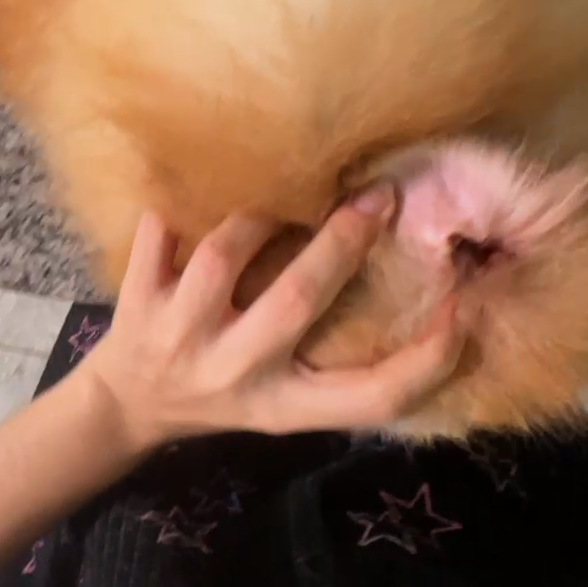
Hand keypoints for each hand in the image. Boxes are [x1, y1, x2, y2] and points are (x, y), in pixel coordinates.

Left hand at [74, 185, 467, 450]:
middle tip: (377, 195)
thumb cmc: (220, 396)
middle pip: (294, 301)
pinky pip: (156, 235)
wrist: (127, 406)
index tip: (461, 307)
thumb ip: (327, 359)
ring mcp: (178, 334)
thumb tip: (402, 290)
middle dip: (340, 241)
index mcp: (283, 405)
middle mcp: (234, 372)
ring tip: (278, 193)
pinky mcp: (135, 303)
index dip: (426, 360)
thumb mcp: (280, 401)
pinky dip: (174, 205)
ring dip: (255, 213)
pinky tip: (190, 180)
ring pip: (220, 255)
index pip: (369, 398)